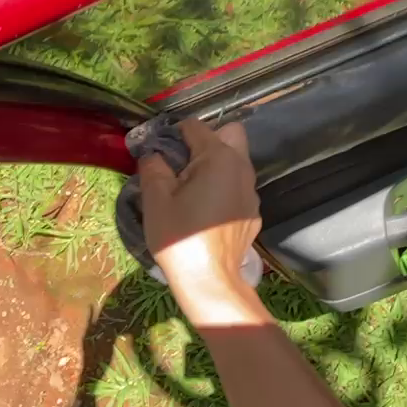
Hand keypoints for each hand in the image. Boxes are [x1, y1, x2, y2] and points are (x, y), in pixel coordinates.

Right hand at [139, 118, 266, 325]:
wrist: (209, 280)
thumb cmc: (180, 236)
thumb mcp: (156, 198)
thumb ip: (153, 167)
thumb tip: (153, 154)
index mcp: (219, 157)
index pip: (195, 126)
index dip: (173, 134)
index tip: (159, 153)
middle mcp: (242, 168)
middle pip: (229, 134)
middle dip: (206, 141)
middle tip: (183, 165)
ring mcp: (251, 192)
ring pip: (236, 162)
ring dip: (215, 166)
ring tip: (191, 191)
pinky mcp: (252, 213)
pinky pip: (237, 187)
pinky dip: (223, 190)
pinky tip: (205, 213)